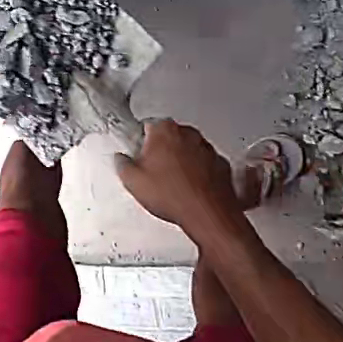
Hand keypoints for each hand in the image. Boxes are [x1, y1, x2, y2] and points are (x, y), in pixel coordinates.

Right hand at [115, 120, 243, 233]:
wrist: (208, 215)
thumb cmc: (175, 195)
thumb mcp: (133, 181)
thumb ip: (122, 164)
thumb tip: (122, 160)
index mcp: (164, 130)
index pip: (146, 126)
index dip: (140, 143)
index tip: (137, 155)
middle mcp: (187, 133)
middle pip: (168, 136)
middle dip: (161, 151)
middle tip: (153, 172)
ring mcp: (206, 148)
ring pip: (187, 149)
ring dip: (181, 161)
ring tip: (172, 185)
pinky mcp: (220, 163)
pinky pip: (204, 163)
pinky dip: (198, 172)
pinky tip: (189, 189)